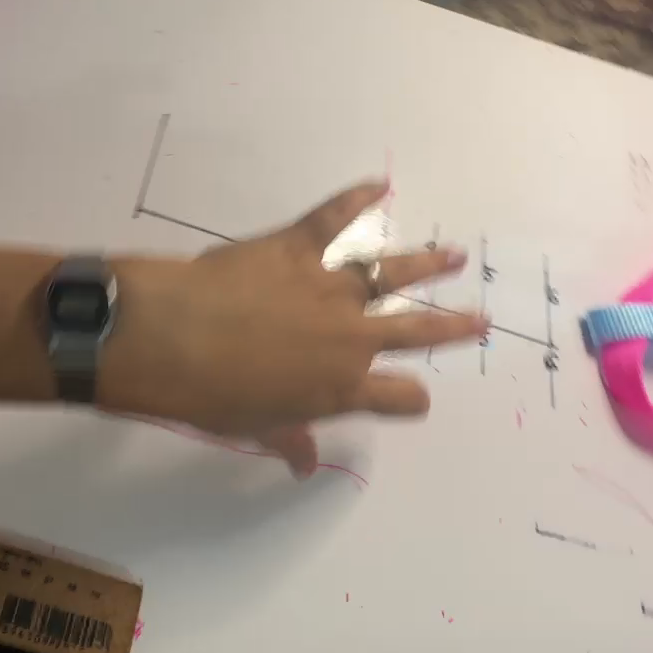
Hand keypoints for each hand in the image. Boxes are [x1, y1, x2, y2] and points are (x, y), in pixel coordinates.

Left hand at [99, 182, 487, 475]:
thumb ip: (289, 440)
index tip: (416, 397)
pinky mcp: (296, 246)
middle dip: (450, 327)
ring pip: (388, 274)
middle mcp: (348, 338)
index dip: (409, 399)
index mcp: (340, 389)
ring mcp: (326, 287)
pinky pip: (333, 217)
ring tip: (453, 255)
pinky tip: (378, 186)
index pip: (397, 397)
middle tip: (479, 320)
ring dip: (425, 263)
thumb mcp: (254, 428)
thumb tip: (305, 466)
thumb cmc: (210, 396)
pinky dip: (356, 199)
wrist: (173, 340)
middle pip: (414, 332)